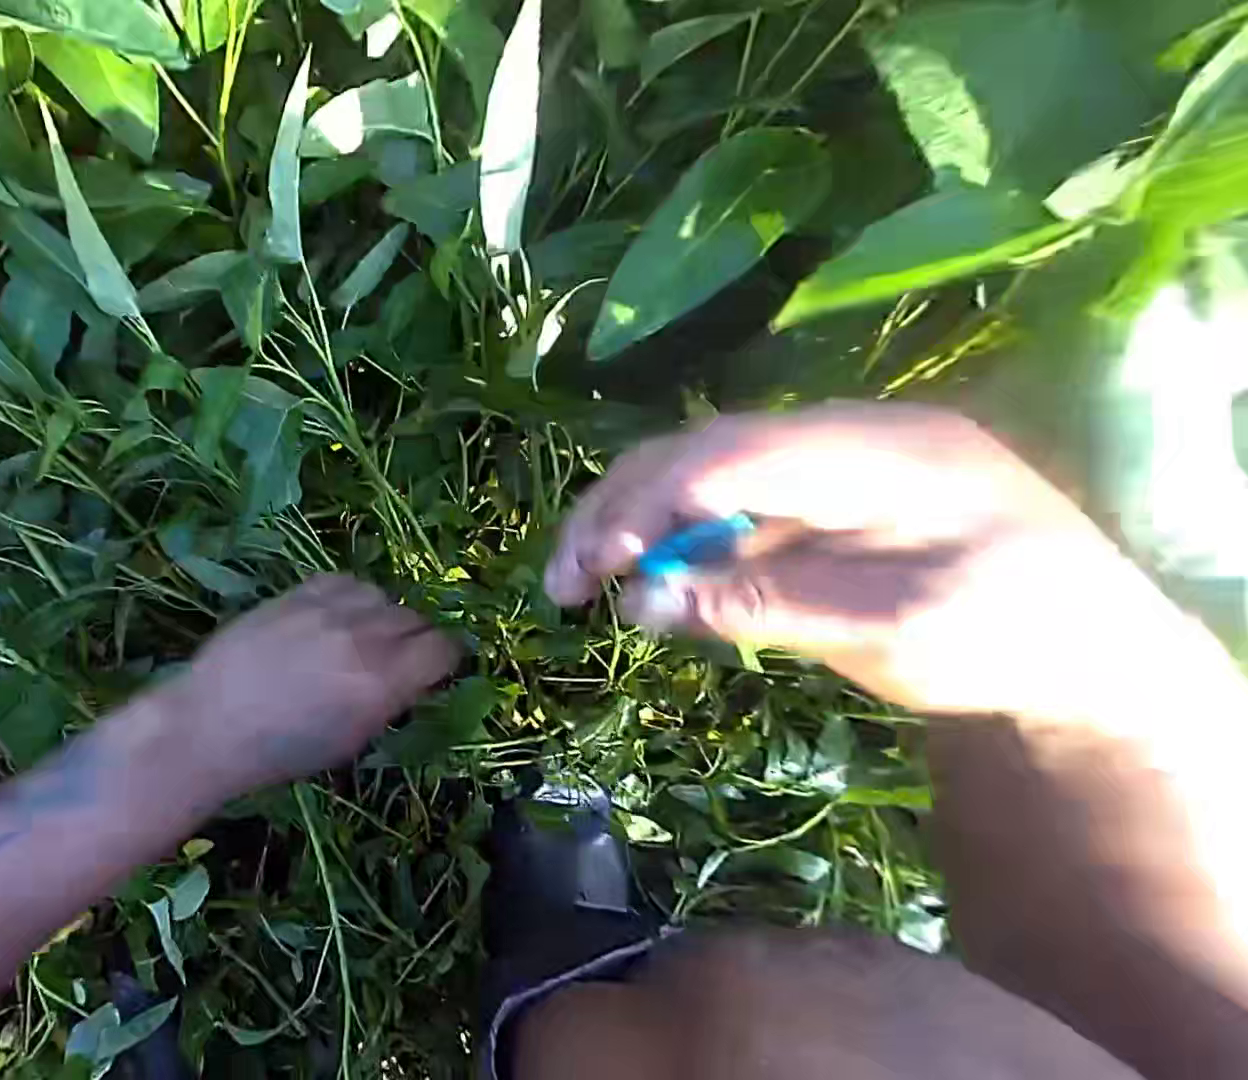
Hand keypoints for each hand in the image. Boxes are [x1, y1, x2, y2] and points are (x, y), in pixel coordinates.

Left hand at [148, 575, 458, 799]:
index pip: (442, 648)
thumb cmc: (283, 750)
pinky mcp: (296, 594)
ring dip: (381, 612)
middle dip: (416, 636)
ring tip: (362, 631)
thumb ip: (390, 700)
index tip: (437, 662)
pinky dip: (349, 594)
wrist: (213, 723)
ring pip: (381, 594)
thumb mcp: (351, 740)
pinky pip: (342, 579)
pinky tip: (336, 612)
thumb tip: (413, 674)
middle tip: (399, 653)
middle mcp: (362, 639)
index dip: (446, 655)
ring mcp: (327, 610)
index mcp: (382, 684)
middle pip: (415, 618)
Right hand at [543, 402, 1200, 719]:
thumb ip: (762, 606)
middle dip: (612, 515)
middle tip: (564, 583)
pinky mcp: (789, 490)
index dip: (647, 509)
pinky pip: (698, 498)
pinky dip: (650, 536)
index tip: (598, 571)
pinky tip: (630, 573)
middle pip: (686, 452)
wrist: (1084, 652)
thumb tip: (638, 601)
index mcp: (879, 452)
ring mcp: (807, 459)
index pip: (725, 457)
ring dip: (615, 522)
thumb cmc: (1009, 642)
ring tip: (574, 580)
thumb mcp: (895, 633)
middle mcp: (832, 435)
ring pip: (677, 468)